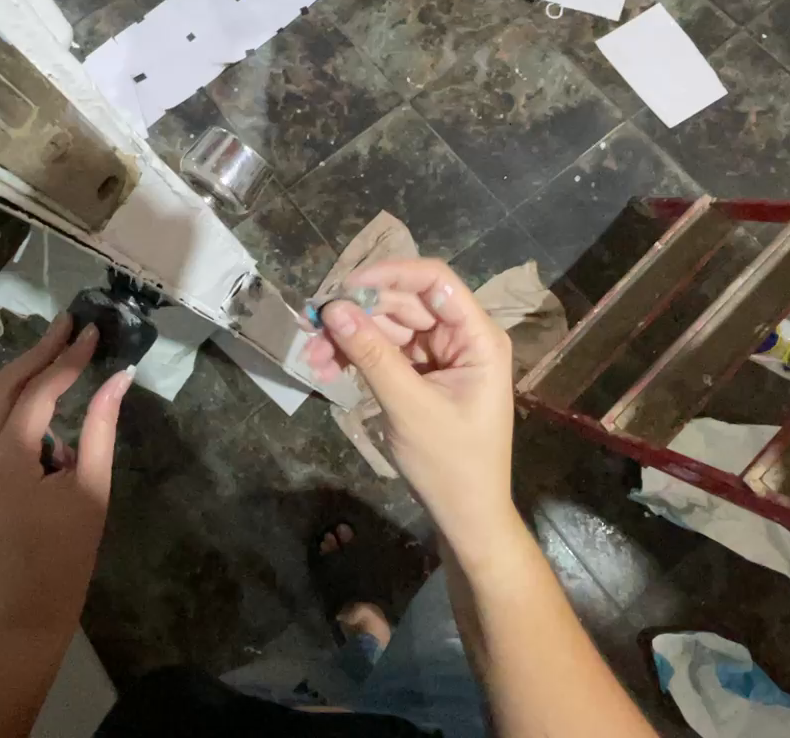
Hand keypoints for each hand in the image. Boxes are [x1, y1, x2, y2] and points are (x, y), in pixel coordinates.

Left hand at [0, 315, 131, 634]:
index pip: (39, 392)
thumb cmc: (66, 554)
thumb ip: (100, 427)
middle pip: (3, 387)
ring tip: (63, 354)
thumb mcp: (92, 489)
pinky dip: (23, 410)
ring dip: (28, 378)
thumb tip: (118, 378)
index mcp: (9, 460)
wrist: (21, 613)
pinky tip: (52, 411)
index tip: (91, 331)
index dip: (67, 359)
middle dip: (37, 352)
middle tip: (68, 322)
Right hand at [302, 260, 520, 555]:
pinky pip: (384, 350)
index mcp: (477, 336)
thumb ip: (371, 355)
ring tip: (312, 357)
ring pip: (387, 326)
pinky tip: (326, 370)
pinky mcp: (421, 372)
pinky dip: (356, 357)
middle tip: (313, 327)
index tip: (345, 287)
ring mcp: (439, 354)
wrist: (465, 515)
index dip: (390, 274)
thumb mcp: (408, 407)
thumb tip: (333, 309)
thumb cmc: (451, 463)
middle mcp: (461, 336)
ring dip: (349, 338)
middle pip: (404, 303)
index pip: (435, 281)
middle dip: (358, 314)